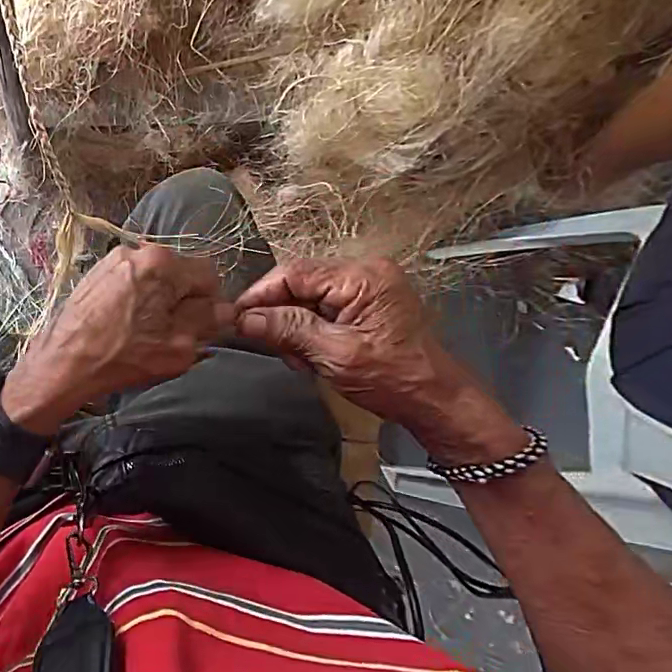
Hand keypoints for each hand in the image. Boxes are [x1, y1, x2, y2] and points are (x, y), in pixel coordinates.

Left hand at [0, 245, 234, 434]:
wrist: (62, 364)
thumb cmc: (121, 357)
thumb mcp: (178, 346)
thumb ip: (207, 321)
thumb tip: (222, 309)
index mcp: (162, 262)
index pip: (208, 276)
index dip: (209, 304)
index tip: (198, 328)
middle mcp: (136, 250)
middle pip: (179, 274)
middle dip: (181, 301)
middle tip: (169, 334)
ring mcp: (111, 260)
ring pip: (153, 279)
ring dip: (156, 301)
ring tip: (141, 332)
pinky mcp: (94, 274)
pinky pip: (129, 282)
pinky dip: (134, 300)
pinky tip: (123, 326)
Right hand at [234, 257, 523, 462]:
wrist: (435, 401)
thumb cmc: (391, 378)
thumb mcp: (332, 354)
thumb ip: (287, 329)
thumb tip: (243, 319)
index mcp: (362, 277)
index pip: (292, 273)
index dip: (259, 295)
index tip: (235, 319)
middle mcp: (364, 271)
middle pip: (297, 283)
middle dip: (278, 315)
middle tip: (273, 347)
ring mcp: (366, 286)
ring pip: (305, 297)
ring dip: (291, 327)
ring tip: (299, 358)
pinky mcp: (364, 302)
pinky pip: (320, 307)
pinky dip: (307, 330)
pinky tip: (310, 354)